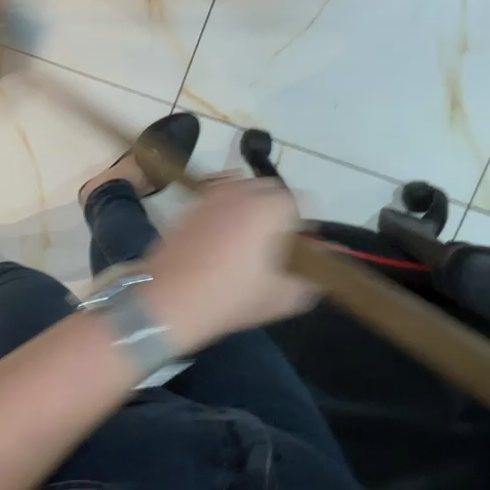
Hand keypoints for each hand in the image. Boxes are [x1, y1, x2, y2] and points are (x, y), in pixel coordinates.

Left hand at [141, 178, 317, 351]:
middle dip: (276, 209)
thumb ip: (309, 280)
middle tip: (275, 241)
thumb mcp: (280, 298)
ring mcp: (211, 195)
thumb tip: (320, 272)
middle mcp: (241, 191)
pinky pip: (215, 198)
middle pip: (269, 189)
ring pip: (241, 188)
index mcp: (269, 207)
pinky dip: (224, 208)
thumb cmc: (230, 298)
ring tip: (247, 236)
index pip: (299, 202)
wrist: (169, 300)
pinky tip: (220, 236)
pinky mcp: (188, 205)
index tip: (298, 246)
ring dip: (249, 204)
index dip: (301, 224)